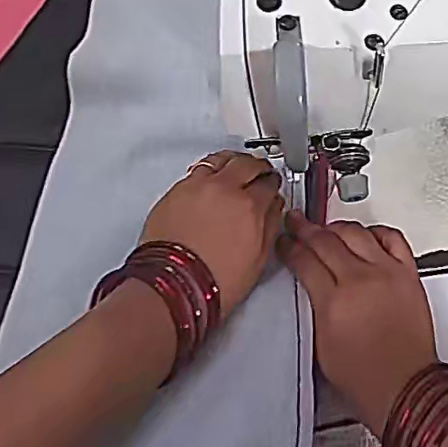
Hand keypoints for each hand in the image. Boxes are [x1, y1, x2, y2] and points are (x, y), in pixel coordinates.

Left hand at [141, 151, 283, 315]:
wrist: (173, 287)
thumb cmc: (211, 281)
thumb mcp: (258, 260)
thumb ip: (269, 227)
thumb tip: (274, 209)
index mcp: (250, 206)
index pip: (269, 184)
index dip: (273, 184)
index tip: (272, 186)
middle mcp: (225, 190)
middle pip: (247, 164)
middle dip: (258, 167)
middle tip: (260, 172)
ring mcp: (199, 187)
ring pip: (221, 159)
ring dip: (233, 161)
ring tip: (236, 167)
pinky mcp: (177, 190)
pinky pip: (199, 169)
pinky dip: (210, 168)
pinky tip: (212, 176)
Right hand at [278, 212, 435, 428]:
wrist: (404, 388)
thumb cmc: (365, 377)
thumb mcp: (321, 345)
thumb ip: (313, 306)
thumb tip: (306, 280)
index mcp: (334, 302)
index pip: (305, 259)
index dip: (290, 246)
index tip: (285, 242)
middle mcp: (361, 281)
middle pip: (326, 240)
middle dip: (306, 229)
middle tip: (297, 223)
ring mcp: (387, 274)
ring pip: (356, 233)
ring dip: (337, 227)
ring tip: (327, 228)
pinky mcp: (408, 274)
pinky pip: (392, 238)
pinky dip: (377, 232)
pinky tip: (367, 234)